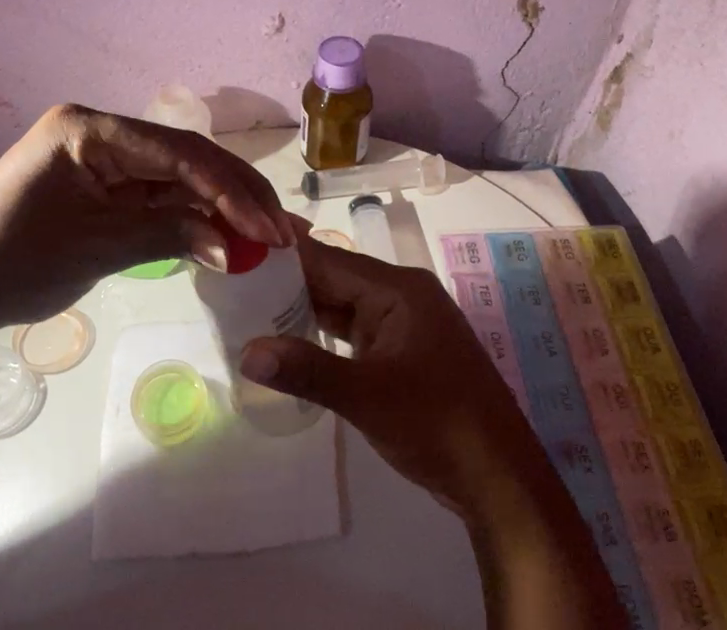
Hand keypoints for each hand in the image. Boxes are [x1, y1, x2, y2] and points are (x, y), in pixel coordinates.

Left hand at [0, 104, 294, 327]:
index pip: (180, 153)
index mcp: (90, 129)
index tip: (271, 231)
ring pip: (176, 177)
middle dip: (234, 195)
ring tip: (263, 237)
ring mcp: (100, 158)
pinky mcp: (99, 185)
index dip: (232, 191)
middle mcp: (100, 132)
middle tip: (280, 233)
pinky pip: (155, 195)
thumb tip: (237, 247)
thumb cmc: (11, 263)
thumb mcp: (98, 249)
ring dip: (218, 207)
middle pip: (184, 158)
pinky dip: (189, 217)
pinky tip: (223, 236)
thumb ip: (171, 236)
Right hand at [239, 235, 547, 517]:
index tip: (235, 251)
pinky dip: (322, 336)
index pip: (329, 260)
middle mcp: (402, 297)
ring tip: (245, 310)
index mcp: (398, 290)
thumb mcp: (367, 397)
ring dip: (301, 311)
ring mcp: (405, 325)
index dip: (282, 256)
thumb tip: (247, 351)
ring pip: (343, 307)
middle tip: (229, 285)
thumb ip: (306, 370)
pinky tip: (288, 343)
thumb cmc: (437, 424)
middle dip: (285, 284)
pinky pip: (354, 332)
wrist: (498, 475)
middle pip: (334, 279)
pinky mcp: (403, 353)